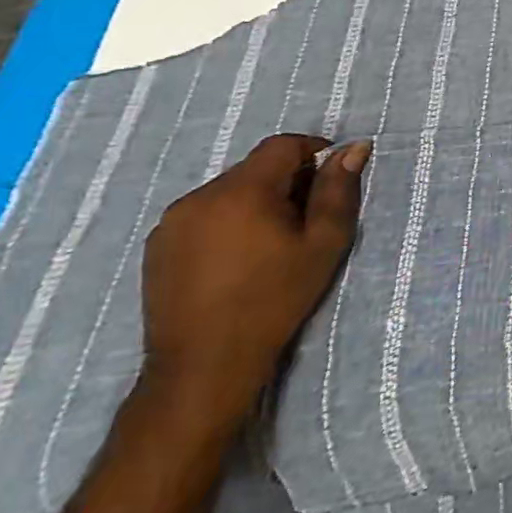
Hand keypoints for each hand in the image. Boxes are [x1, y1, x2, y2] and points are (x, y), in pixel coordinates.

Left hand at [141, 134, 370, 411]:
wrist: (204, 368)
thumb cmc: (274, 302)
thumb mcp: (322, 246)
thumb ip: (338, 192)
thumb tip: (354, 148)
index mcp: (243, 190)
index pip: (282, 145)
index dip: (311, 152)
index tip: (328, 178)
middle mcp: (202, 194)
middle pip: (254, 168)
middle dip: (284, 181)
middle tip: (303, 219)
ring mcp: (173, 220)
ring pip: (227, 191)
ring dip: (253, 202)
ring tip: (267, 243)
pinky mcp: (157, 245)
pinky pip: (201, 214)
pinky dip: (224, 222)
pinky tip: (234, 260)